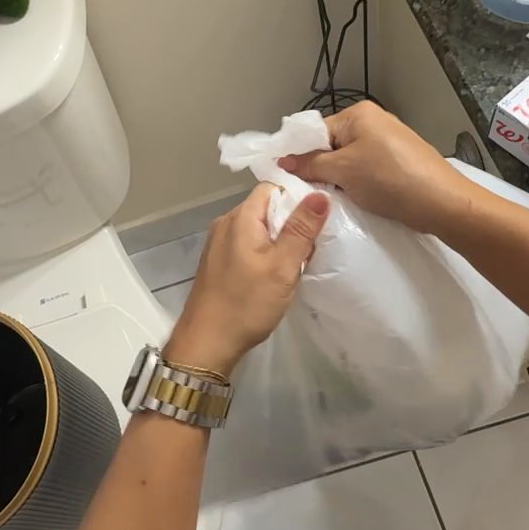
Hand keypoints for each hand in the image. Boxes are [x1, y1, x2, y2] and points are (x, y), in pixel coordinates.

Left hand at [164, 184, 329, 377]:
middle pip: (266, 207)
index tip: (316, 221)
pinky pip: (247, 245)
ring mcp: (219, 243)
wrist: (207, 341)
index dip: (297, 198)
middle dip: (290, 222)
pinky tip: (274, 276)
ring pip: (258, 228)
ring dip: (279, 241)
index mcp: (240, 217)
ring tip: (294, 264)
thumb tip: (321, 194)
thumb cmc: (247, 302)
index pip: (272, 188)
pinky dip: (264, 254)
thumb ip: (302, 228)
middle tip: (309, 247)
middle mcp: (226, 223)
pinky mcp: (219, 261)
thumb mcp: (282, 265)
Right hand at [278, 102, 471, 234]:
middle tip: (306, 192)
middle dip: (319, 168)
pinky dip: (355, 184)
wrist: (442, 203)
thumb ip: (310, 164)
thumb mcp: (343, 171)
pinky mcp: (397, 162)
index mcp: (358, 114)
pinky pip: (364, 170)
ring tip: (329, 198)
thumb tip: (283, 161)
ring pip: (347, 160)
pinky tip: (352, 199)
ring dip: (336, 179)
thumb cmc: (390, 180)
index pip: (315, 131)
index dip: (299, 154)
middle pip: (330, 145)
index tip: (284, 177)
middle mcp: (373, 122)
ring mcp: (387, 142)